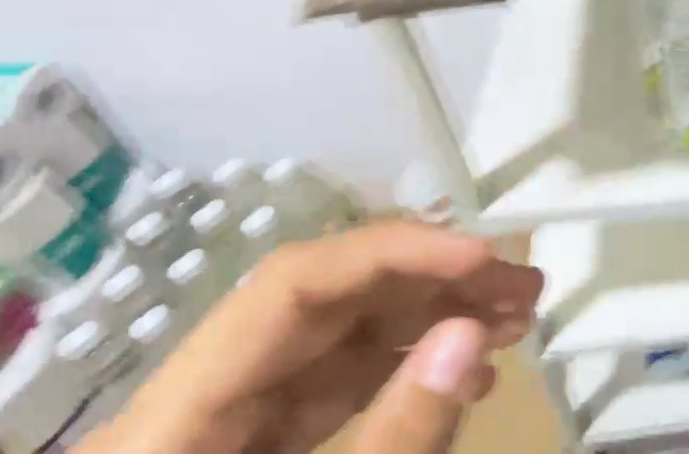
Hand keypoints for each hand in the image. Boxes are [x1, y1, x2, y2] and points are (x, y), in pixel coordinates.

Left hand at [80, 221, 544, 453]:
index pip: (290, 286)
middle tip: (522, 285)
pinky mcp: (252, 446)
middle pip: (324, 302)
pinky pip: (335, 386)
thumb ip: (394, 438)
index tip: (483, 257)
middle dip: (433, 283)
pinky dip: (406, 370)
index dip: (393, 253)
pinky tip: (469, 372)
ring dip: (433, 319)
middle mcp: (190, 402)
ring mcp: (222, 425)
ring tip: (516, 318)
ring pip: (338, 338)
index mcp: (165, 423)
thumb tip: (473, 332)